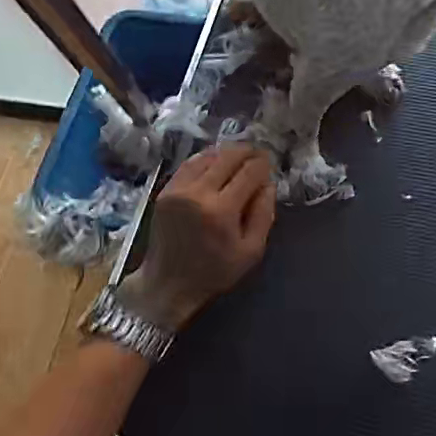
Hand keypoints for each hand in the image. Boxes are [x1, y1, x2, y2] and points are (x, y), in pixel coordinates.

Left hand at [118, 145, 275, 330]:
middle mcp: (198, 193)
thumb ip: (264, 214)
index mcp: (222, 210)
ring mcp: (178, 189)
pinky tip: (216, 163)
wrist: (168, 283)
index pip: (249, 172)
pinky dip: (206, 159)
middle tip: (257, 155)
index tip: (270, 164)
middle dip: (247, 152)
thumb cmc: (215, 271)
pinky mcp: (165, 191)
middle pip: (228, 157)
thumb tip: (268, 184)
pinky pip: (189, 165)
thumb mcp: (251, 251)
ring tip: (239, 157)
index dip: (263, 164)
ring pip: (207, 156)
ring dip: (226, 153)